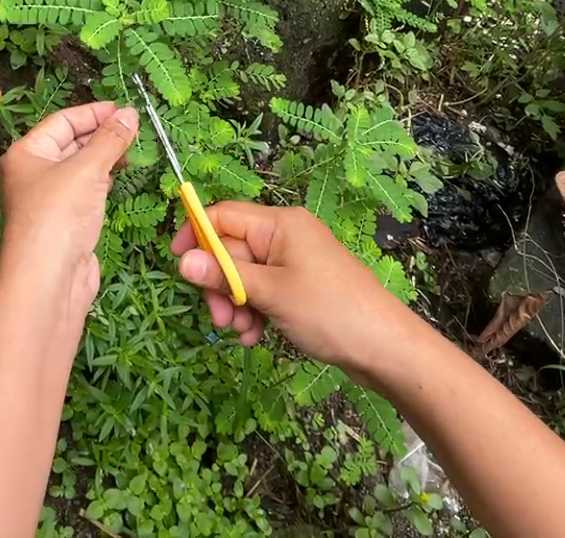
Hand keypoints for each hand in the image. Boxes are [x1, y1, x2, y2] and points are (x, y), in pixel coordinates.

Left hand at [0, 102, 138, 316]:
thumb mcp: (87, 169)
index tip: (123, 109)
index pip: (62, 121)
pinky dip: (103, 180)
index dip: (93, 113)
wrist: (49, 281)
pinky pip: (86, 191)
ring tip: (133, 149)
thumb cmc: (58, 216)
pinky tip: (119, 176)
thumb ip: (110, 139)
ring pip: (80, 168)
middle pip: (71, 142)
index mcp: (27, 153)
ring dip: (105, 157)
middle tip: (134, 128)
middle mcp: (33, 173)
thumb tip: (129, 113)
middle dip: (101, 134)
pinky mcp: (65, 221)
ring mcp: (49, 199)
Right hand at [171, 202, 413, 379]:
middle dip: (218, 282)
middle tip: (217, 318)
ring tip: (239, 333)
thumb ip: (224, 276)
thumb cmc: (330, 311)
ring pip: (245, 273)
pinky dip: (254, 310)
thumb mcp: (271, 293)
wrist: (388, 349)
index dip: (196, 234)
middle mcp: (285, 234)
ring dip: (235, 302)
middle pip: (231, 248)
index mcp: (279, 223)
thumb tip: (181, 261)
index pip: (223, 215)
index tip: (177, 263)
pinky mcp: (301, 285)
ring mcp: (294, 261)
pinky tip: (255, 337)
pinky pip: (263, 289)